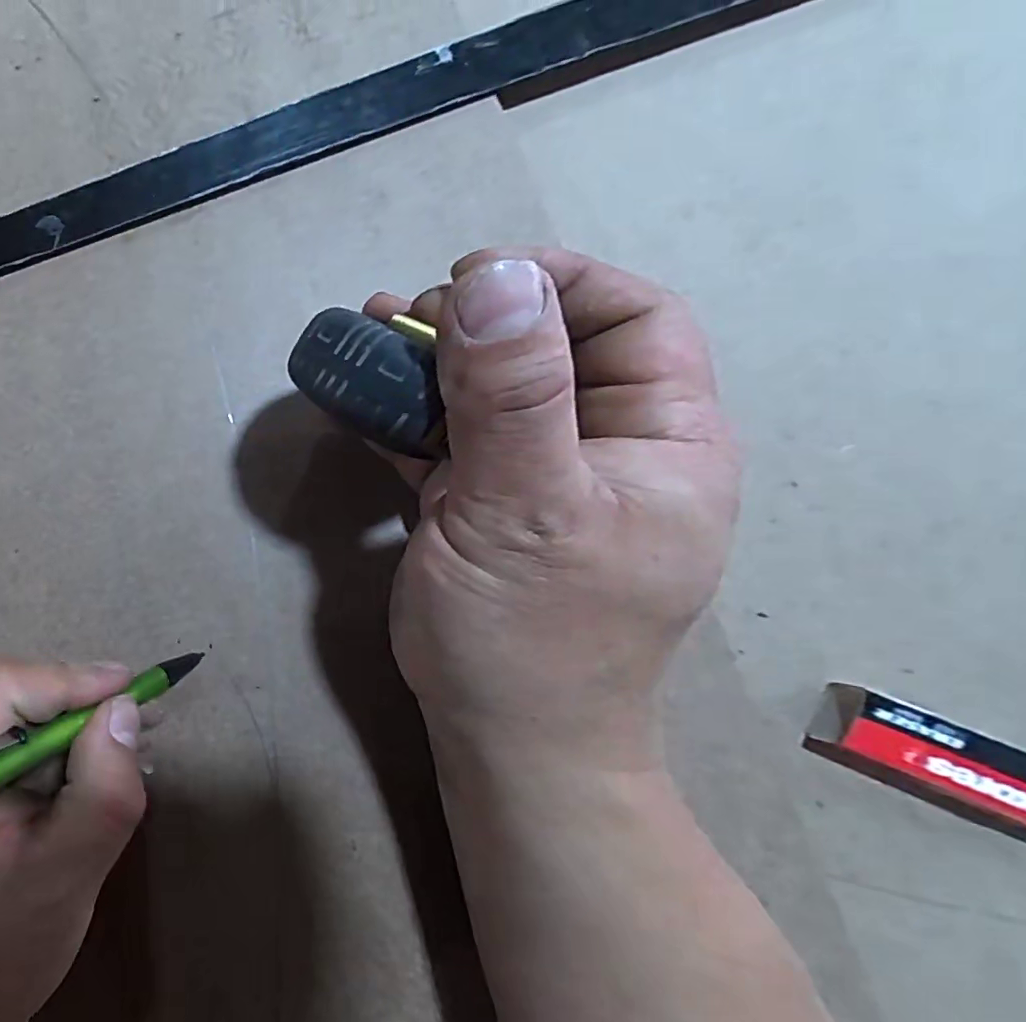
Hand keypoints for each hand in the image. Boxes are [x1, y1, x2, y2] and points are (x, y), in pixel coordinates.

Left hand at [0, 661, 149, 1021]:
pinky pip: (12, 743)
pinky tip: (94, 772)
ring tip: (132, 749)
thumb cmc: (4, 949)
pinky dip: (59, 752)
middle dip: (85, 707)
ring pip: (19, 719)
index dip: (74, 680)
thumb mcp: (69, 871)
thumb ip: (102, 788)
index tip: (136, 690)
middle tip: (147, 721)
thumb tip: (124, 707)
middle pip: (14, 699)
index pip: (4, 688)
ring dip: (78, 731)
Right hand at [363, 247, 739, 774]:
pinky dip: (409, 416)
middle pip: (549, 348)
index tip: (473, 281)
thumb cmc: (532, 636)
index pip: (632, 318)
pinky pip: (450, 440)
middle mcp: (604, 448)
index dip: (557, 283)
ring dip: (431, 363)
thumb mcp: (527, 510)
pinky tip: (366, 399)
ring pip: (490, 393)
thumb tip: (497, 277)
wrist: (503, 740)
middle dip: (478, 321)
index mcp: (660, 440)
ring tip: (370, 336)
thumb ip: (515, 396)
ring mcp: (538, 478)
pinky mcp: (483, 506)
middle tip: (408, 319)